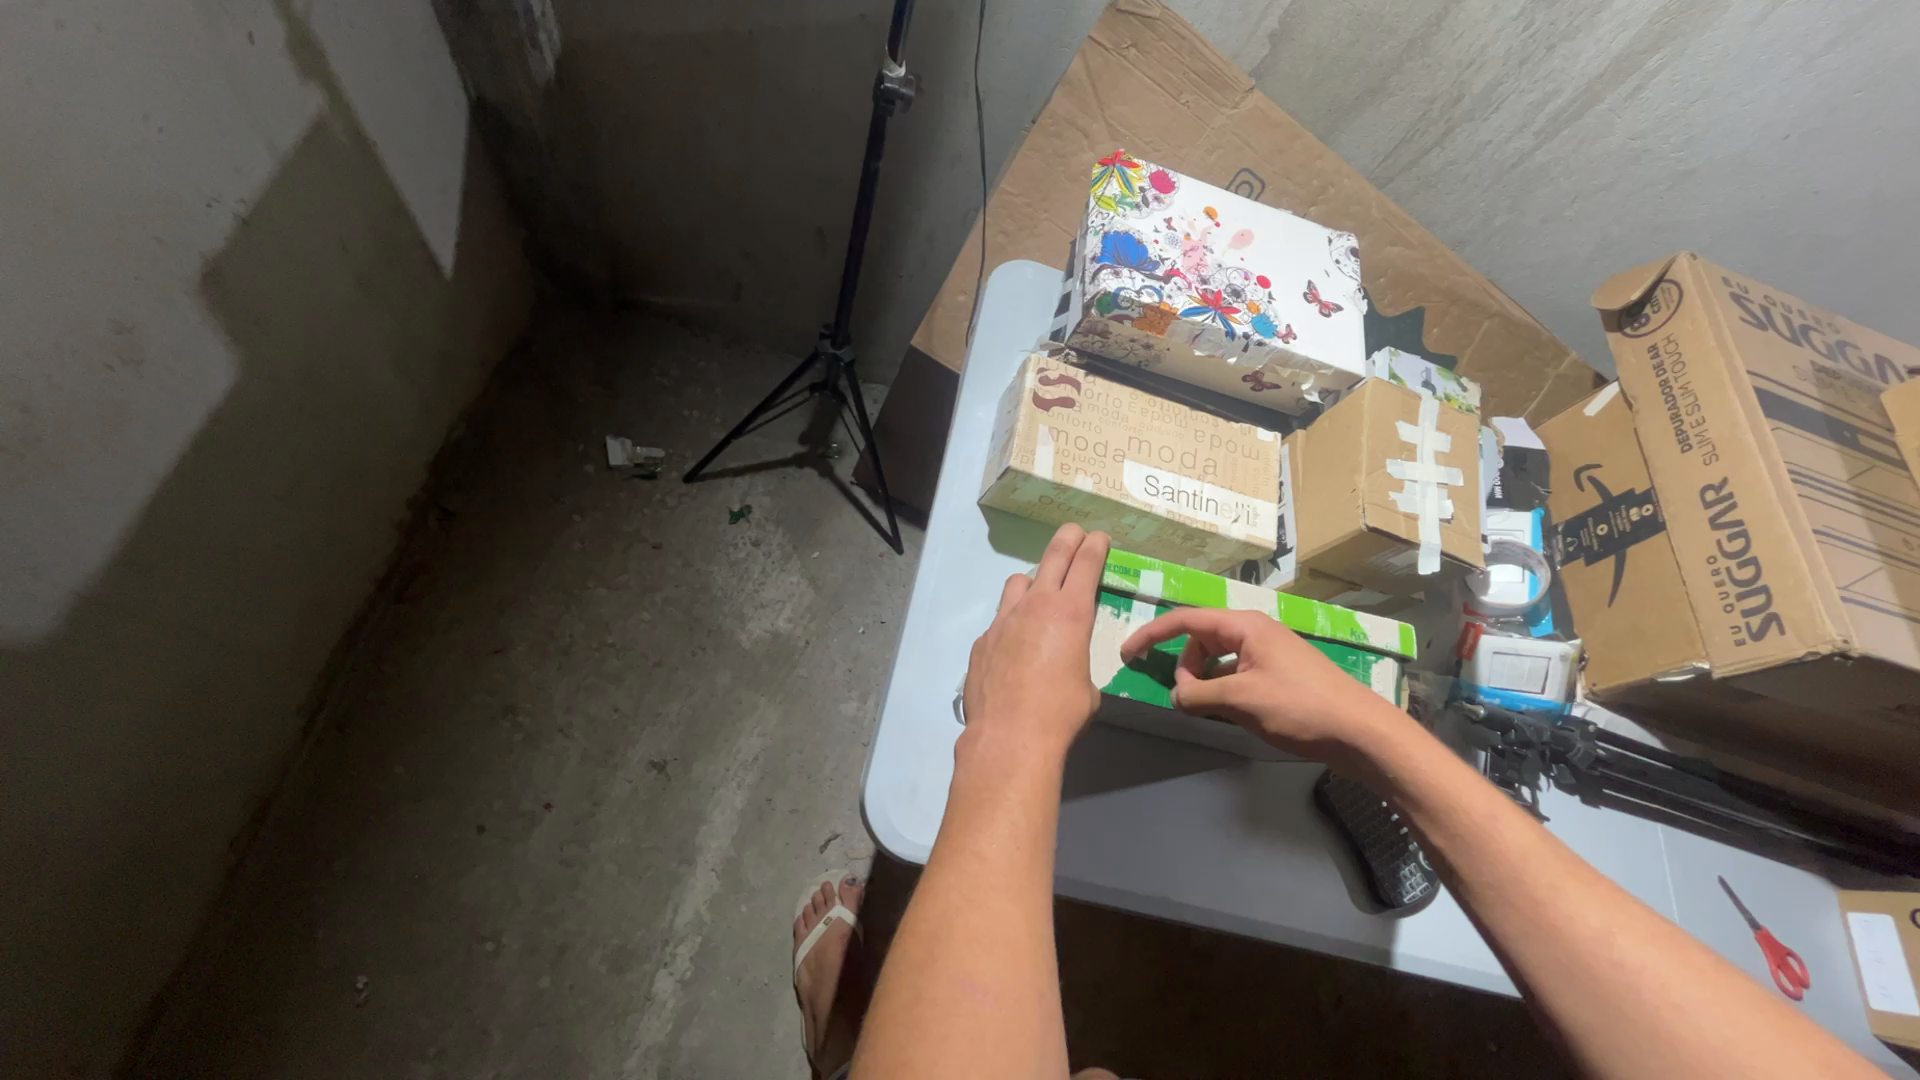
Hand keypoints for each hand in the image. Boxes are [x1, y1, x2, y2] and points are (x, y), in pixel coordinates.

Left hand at [961, 524, 1110, 759]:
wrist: (1010, 735)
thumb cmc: (1062, 712)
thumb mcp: (1088, 686)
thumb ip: (1079, 662)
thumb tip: (1070, 669)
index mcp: (1070, 612)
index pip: (1085, 563)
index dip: (1095, 546)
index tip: (1099, 537)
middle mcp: (1035, 606)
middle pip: (1053, 557)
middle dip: (1068, 540)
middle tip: (1075, 533)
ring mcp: (1003, 620)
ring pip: (1019, 582)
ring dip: (1034, 582)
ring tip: (1041, 595)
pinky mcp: (983, 640)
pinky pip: (1001, 619)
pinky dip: (1012, 622)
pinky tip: (1015, 646)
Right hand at [1119, 607, 1414, 763]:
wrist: (1361, 732)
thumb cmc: (1298, 707)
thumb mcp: (1239, 701)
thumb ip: (1198, 695)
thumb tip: (1177, 695)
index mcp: (1244, 626)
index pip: (1185, 620)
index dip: (1152, 634)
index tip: (1128, 654)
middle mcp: (1255, 632)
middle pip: (1201, 639)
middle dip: (1186, 667)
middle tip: (1187, 699)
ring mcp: (1269, 653)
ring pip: (1219, 660)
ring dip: (1205, 682)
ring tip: (1209, 709)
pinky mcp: (1280, 675)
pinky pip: (1237, 674)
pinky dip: (1224, 690)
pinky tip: (1230, 713)